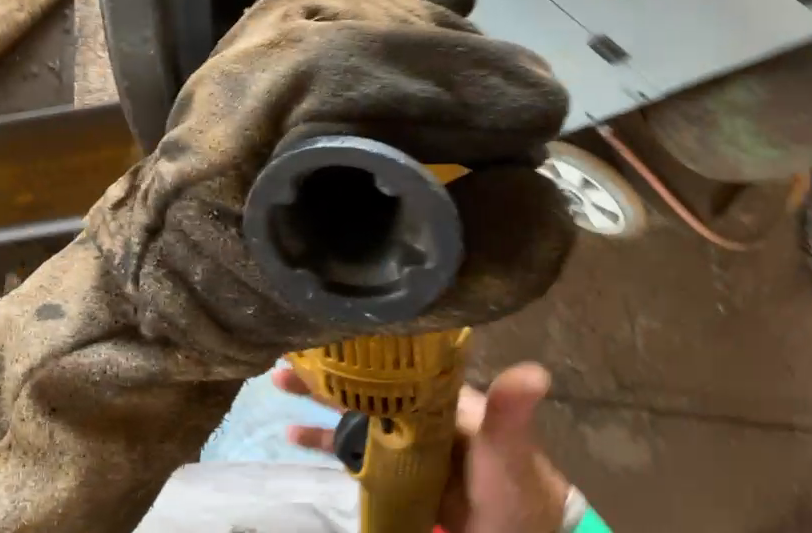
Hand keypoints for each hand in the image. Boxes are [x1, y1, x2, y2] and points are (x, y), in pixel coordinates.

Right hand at [271, 362, 571, 532]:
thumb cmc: (516, 486)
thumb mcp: (510, 449)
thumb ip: (510, 413)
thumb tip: (534, 372)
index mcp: (435, 393)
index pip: (389, 360)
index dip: (354, 345)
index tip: (320, 326)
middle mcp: (412, 408)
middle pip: (360, 382)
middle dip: (323, 368)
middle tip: (284, 351)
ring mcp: (400, 439)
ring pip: (349, 411)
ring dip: (315, 398)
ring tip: (278, 383)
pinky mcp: (392, 470)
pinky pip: (350, 451)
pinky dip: (322, 441)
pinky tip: (292, 435)